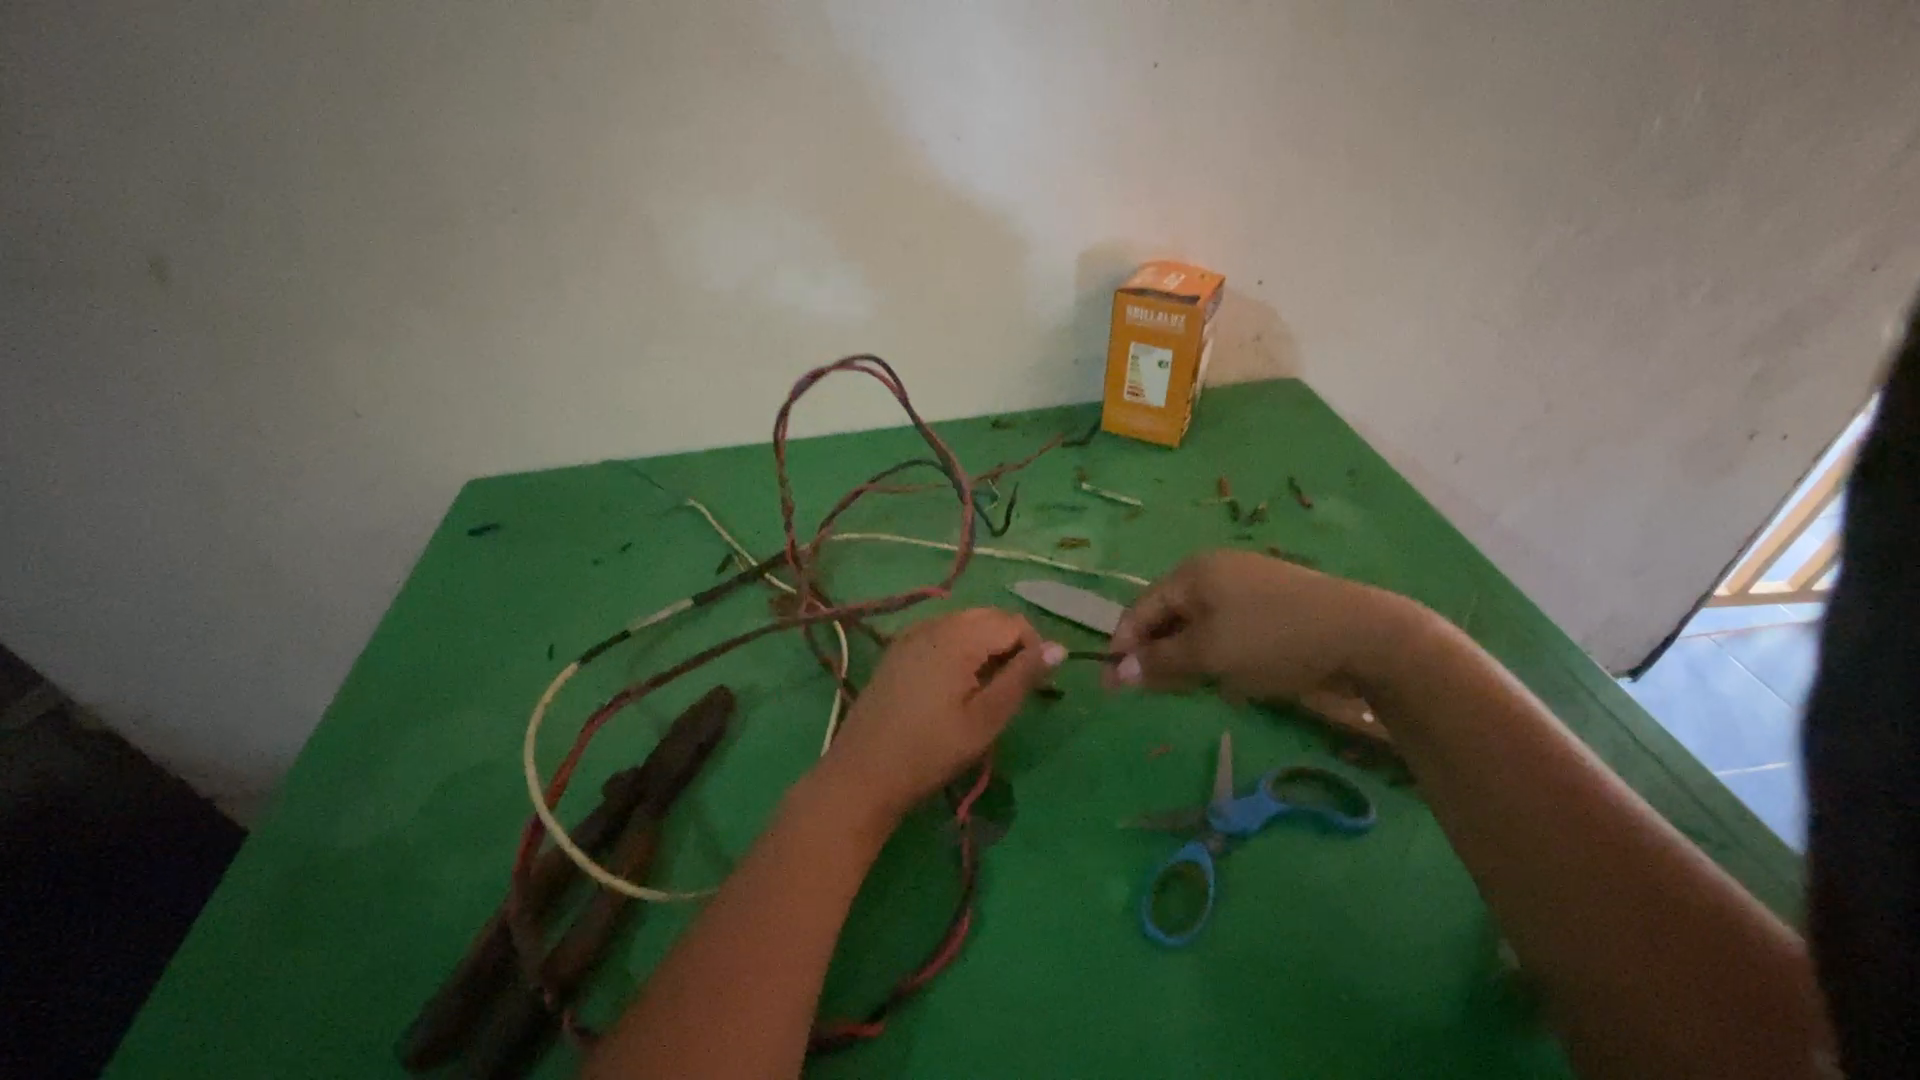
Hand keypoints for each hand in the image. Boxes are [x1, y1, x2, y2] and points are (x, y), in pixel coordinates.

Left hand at [817, 608, 1063, 824]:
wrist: (863, 774)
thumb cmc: (932, 750)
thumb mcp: (987, 718)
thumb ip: (1023, 677)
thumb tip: (1059, 647)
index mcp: (958, 635)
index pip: (1014, 622)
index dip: (1033, 649)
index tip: (1031, 687)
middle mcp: (934, 623)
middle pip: (988, 617)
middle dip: (1009, 645)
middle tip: (1010, 691)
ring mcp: (911, 635)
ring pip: (965, 625)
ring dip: (985, 648)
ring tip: (984, 693)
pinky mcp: (897, 651)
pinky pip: (941, 636)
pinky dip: (959, 651)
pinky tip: (955, 688)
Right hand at [1105, 550, 1413, 702]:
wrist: (1365, 637)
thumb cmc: (1273, 639)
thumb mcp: (1209, 653)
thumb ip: (1160, 661)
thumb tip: (1118, 672)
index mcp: (1193, 572)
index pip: (1140, 608)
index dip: (1123, 646)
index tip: (1111, 687)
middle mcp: (1215, 572)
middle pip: (1168, 616)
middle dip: (1155, 654)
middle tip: (1150, 693)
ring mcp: (1247, 587)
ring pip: (1198, 626)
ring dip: (1187, 658)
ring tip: (1189, 689)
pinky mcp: (1273, 607)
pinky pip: (1227, 631)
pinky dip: (1217, 655)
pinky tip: (1227, 679)